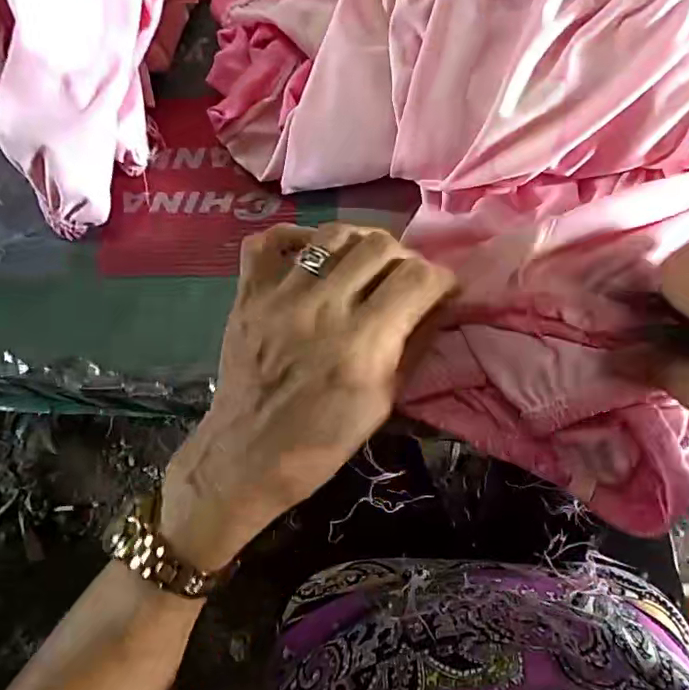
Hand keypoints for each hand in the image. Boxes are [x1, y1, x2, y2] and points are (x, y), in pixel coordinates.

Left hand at [160, 223, 455, 570]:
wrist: (248, 456)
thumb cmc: (323, 441)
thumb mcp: (383, 402)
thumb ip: (413, 345)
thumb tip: (438, 304)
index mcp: (363, 343)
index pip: (418, 277)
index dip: (441, 279)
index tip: (440, 291)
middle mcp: (323, 308)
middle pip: (380, 245)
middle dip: (405, 259)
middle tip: (403, 281)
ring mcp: (279, 296)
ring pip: (333, 233)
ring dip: (360, 244)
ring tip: (364, 266)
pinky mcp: (247, 294)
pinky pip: (269, 240)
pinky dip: (295, 239)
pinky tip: (310, 257)